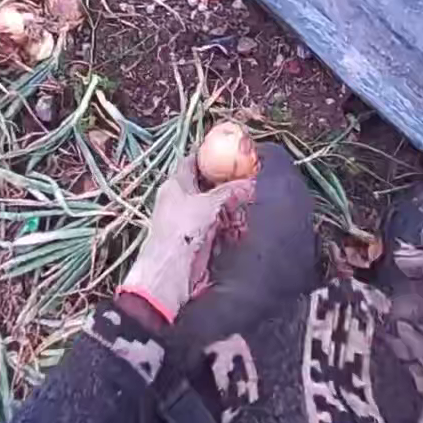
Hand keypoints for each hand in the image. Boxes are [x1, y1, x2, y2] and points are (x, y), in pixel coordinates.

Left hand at [118, 156, 254, 325]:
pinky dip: (231, 221)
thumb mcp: (208, 204)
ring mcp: (189, 218)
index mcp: (176, 184)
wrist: (170, 272)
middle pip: (206, 183)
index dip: (209, 154)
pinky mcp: (198, 237)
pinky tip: (243, 222)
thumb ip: (229, 191)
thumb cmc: (181, 231)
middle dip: (227, 180)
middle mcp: (180, 199)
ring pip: (214, 203)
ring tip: (251, 197)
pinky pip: (218, 223)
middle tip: (249, 175)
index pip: (192, 161)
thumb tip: (251, 181)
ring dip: (232, 202)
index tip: (229, 150)